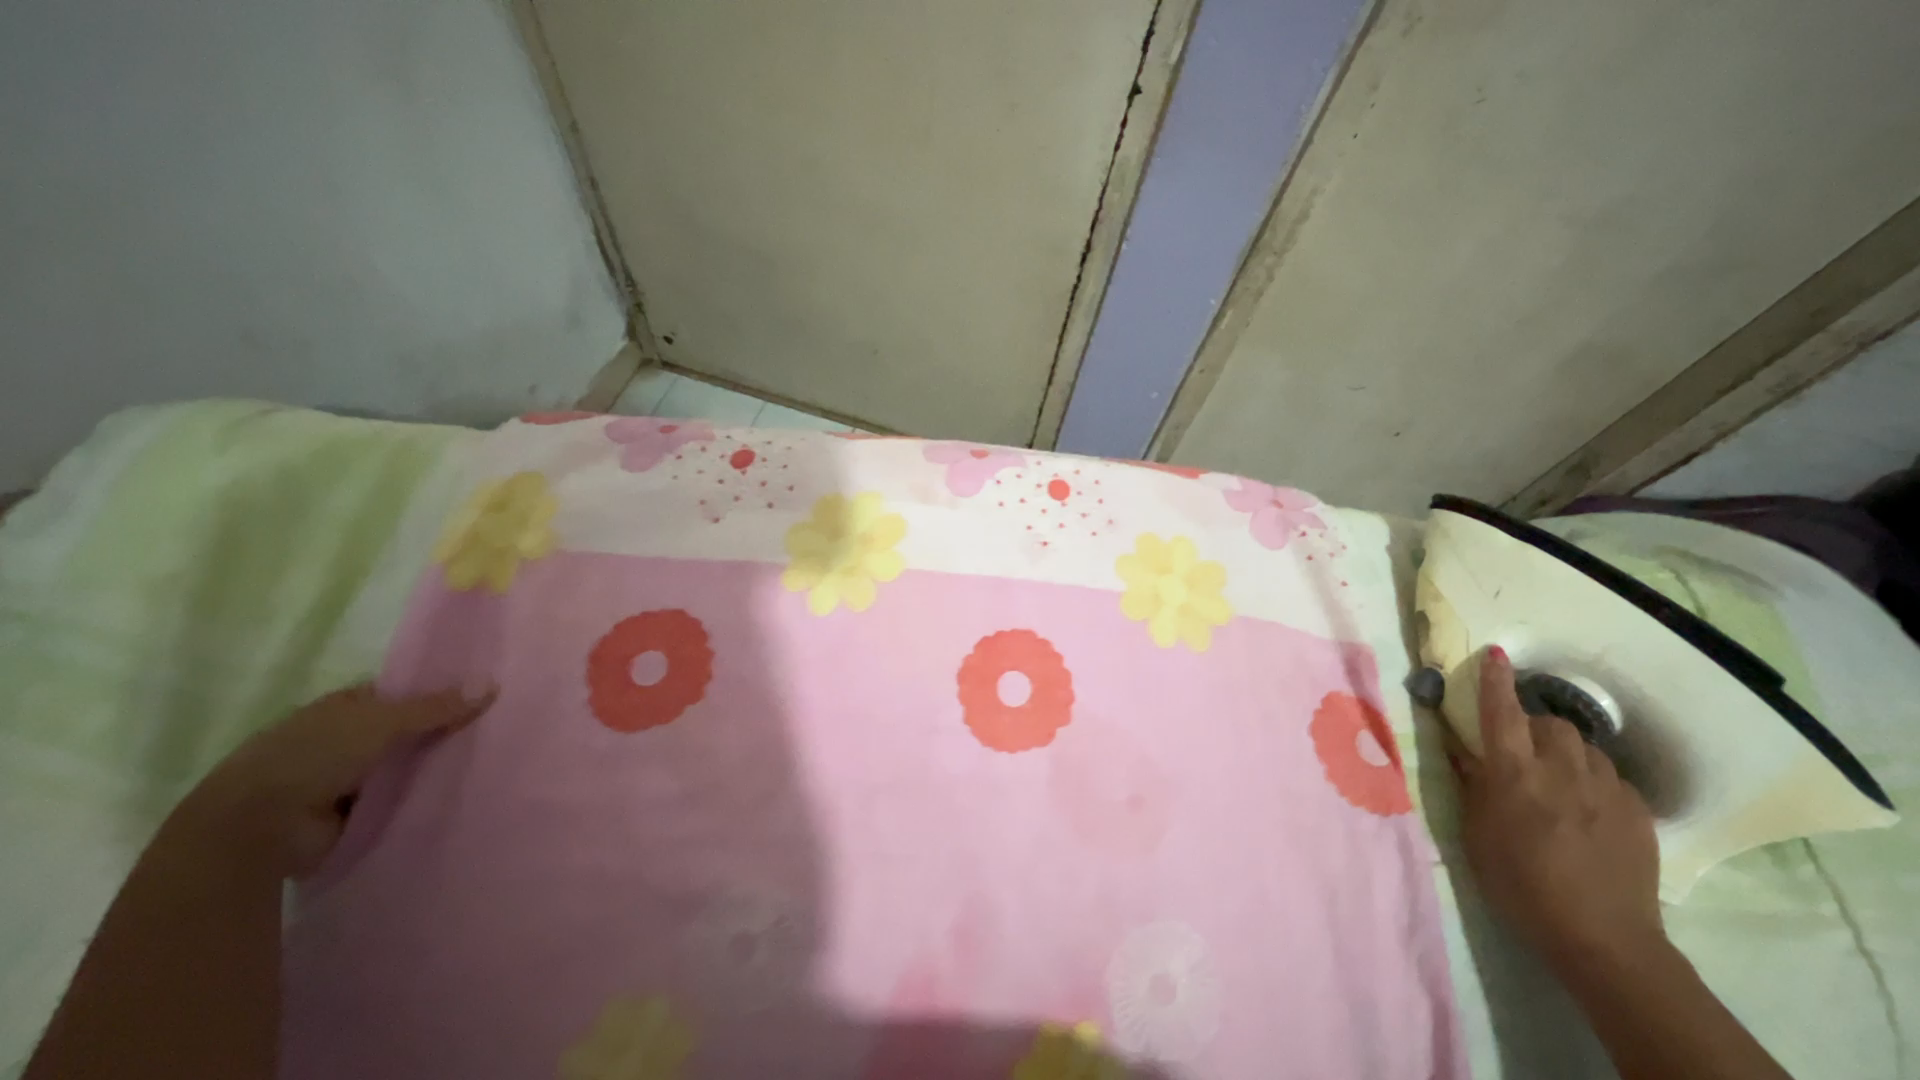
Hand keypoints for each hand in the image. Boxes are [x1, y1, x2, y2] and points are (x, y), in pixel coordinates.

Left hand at [168, 683, 493, 878]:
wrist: (258, 828)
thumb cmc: (312, 757)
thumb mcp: (381, 721)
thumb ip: (435, 707)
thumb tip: (493, 684)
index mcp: (345, 707)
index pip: (401, 695)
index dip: (439, 694)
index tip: (484, 698)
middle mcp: (347, 740)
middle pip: (408, 734)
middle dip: (444, 736)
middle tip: (500, 734)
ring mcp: (349, 781)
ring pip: (407, 771)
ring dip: (435, 774)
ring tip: (494, 768)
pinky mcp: (355, 818)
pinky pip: (401, 806)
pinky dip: (424, 805)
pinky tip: (466, 801)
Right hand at [1453, 647, 1663, 971]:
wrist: (1602, 937)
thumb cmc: (1521, 888)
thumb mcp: (1477, 837)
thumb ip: (1473, 787)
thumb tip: (1464, 752)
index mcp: (1515, 776)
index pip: (1501, 714)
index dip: (1496, 682)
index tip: (1495, 653)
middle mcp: (1562, 770)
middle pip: (1549, 724)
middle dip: (1532, 725)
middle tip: (1520, 748)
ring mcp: (1606, 788)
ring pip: (1583, 746)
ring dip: (1564, 750)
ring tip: (1556, 777)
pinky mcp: (1637, 810)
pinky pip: (1610, 777)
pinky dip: (1592, 779)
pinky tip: (1586, 808)